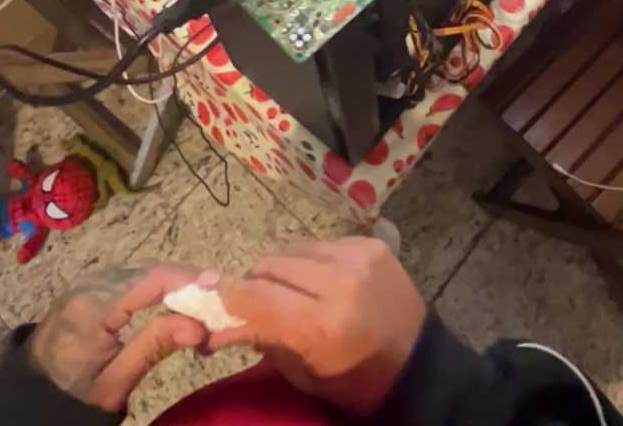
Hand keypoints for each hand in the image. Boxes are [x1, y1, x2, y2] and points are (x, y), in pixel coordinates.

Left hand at [27, 261, 206, 411]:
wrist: (29, 405)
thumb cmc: (74, 396)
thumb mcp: (115, 381)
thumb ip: (155, 346)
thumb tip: (199, 325)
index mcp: (94, 304)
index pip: (150, 279)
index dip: (186, 280)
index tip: (217, 287)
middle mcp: (89, 283)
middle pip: (147, 269)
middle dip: (182, 278)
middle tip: (213, 295)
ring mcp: (86, 283)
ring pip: (138, 269)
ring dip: (169, 279)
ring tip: (197, 296)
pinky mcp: (86, 288)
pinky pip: (126, 276)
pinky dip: (152, 282)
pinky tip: (168, 296)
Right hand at [207, 237, 426, 414]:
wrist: (415, 363)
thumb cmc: (354, 379)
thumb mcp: (304, 374)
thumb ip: (263, 340)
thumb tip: (216, 325)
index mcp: (322, 325)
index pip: (258, 297)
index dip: (228, 296)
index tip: (207, 296)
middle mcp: (340, 282)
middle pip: (272, 265)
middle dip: (255, 283)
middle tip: (253, 301)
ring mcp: (358, 257)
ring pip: (294, 248)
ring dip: (283, 268)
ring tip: (289, 289)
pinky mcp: (370, 243)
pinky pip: (322, 243)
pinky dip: (311, 260)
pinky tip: (319, 279)